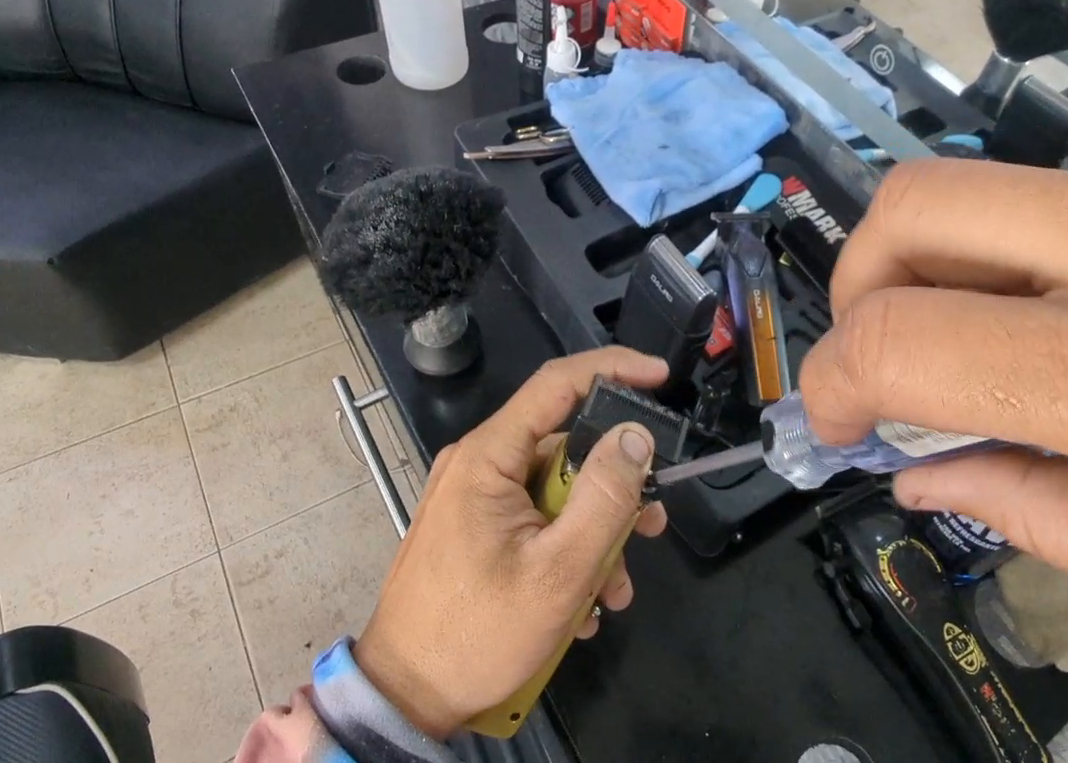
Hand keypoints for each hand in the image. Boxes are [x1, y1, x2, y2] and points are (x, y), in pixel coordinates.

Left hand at [353, 348, 669, 738]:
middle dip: (616, 487)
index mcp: (489, 456)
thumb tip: (636, 435)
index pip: (558, 383)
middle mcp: (480, 463)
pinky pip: (538, 518)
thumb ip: (605, 498)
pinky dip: (568, 550)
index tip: (662, 376)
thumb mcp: (558, 572)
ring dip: (596, 534)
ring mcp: (476, 497)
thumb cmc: (478, 634)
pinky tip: (582, 603)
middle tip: (654, 525)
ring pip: (558, 490)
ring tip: (613, 592)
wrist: (405, 698)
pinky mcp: (478, 527)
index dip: (615, 369)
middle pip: (567, 446)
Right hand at [797, 154, 1067, 681]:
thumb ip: (1047, 517)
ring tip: (987, 360)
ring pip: (984, 192)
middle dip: (856, 283)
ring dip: (940, 273)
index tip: (839, 427)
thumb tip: (919, 474)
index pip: (915, 339)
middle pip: (919, 203)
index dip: (838, 380)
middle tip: (883, 368)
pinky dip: (1022, 264)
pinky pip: (1064, 204)